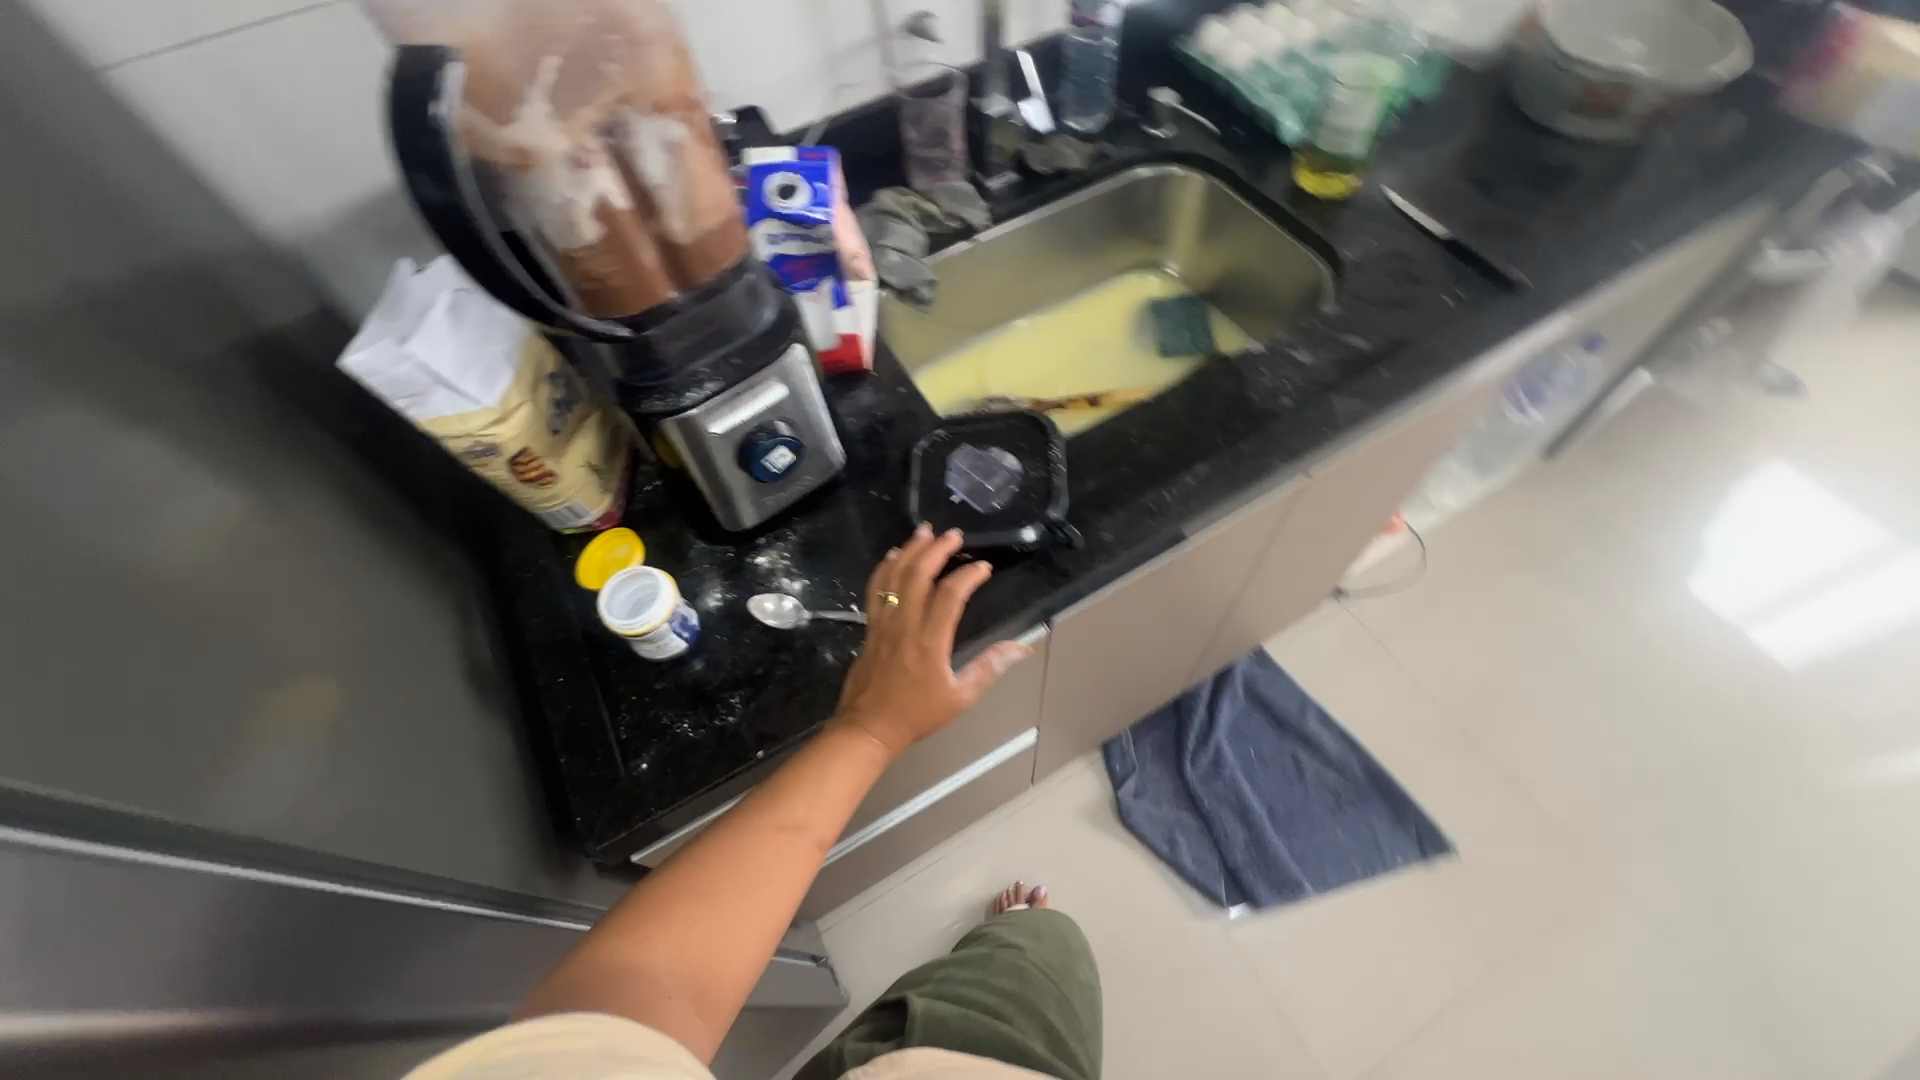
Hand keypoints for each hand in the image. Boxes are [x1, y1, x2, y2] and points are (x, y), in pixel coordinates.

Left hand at [829, 524, 1033, 757]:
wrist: (869, 728)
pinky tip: (894, 555)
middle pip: (919, 576)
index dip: (968, 576)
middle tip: (953, 534)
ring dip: (910, 551)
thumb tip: (1022, 647)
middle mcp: (905, 625)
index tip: (983, 568)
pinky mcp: (870, 627)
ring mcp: (883, 624)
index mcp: (930, 642)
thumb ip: (989, 668)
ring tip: (925, 531)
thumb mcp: (960, 697)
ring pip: (895, 577)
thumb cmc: (917, 715)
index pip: (951, 595)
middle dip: (937, 550)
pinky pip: (875, 590)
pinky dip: (884, 568)